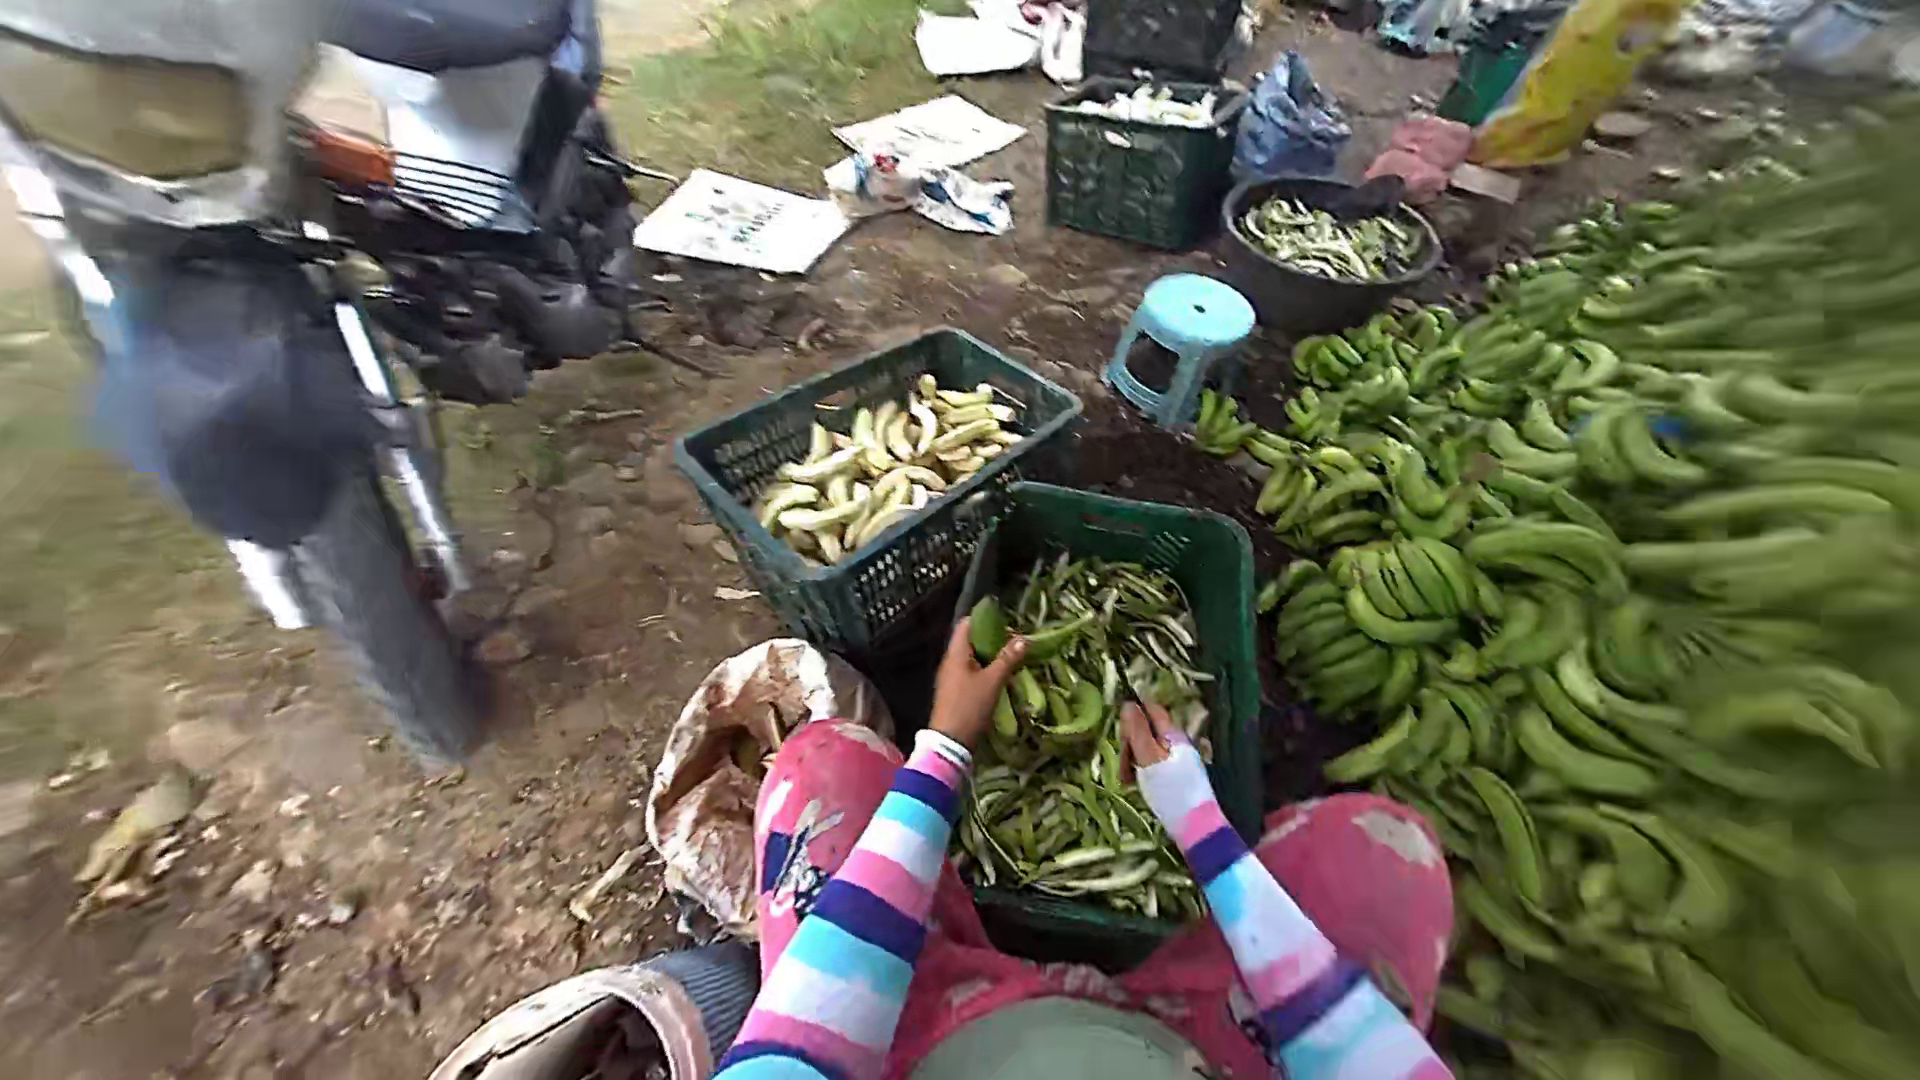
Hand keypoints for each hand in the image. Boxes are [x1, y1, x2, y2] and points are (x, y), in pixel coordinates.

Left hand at [929, 617, 1025, 750]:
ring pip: (972, 656)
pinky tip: (1001, 674)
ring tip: (1012, 655)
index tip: (1006, 620)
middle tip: (1014, 640)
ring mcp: (951, 676)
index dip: (985, 618)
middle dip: (992, 637)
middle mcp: (950, 660)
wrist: (950, 742)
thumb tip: (1023, 639)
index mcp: (955, 653)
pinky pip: (971, 670)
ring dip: (990, 654)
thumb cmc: (969, 706)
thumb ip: (1007, 659)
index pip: (967, 623)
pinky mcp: (955, 689)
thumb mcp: (992, 681)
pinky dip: (985, 667)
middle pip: (970, 639)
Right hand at [1122, 700, 1213, 826]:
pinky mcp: (1179, 773)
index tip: (1120, 734)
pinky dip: (1143, 768)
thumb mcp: (1147, 757)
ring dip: (1133, 757)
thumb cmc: (1170, 789)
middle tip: (1123, 764)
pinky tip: (1137, 783)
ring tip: (1126, 778)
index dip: (1132, 715)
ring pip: (1149, 746)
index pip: (1150, 708)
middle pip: (1147, 728)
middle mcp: (1177, 740)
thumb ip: (1137, 730)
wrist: (1196, 826)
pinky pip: (1155, 761)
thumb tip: (1128, 703)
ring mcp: (1179, 757)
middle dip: (1130, 741)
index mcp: (1171, 732)